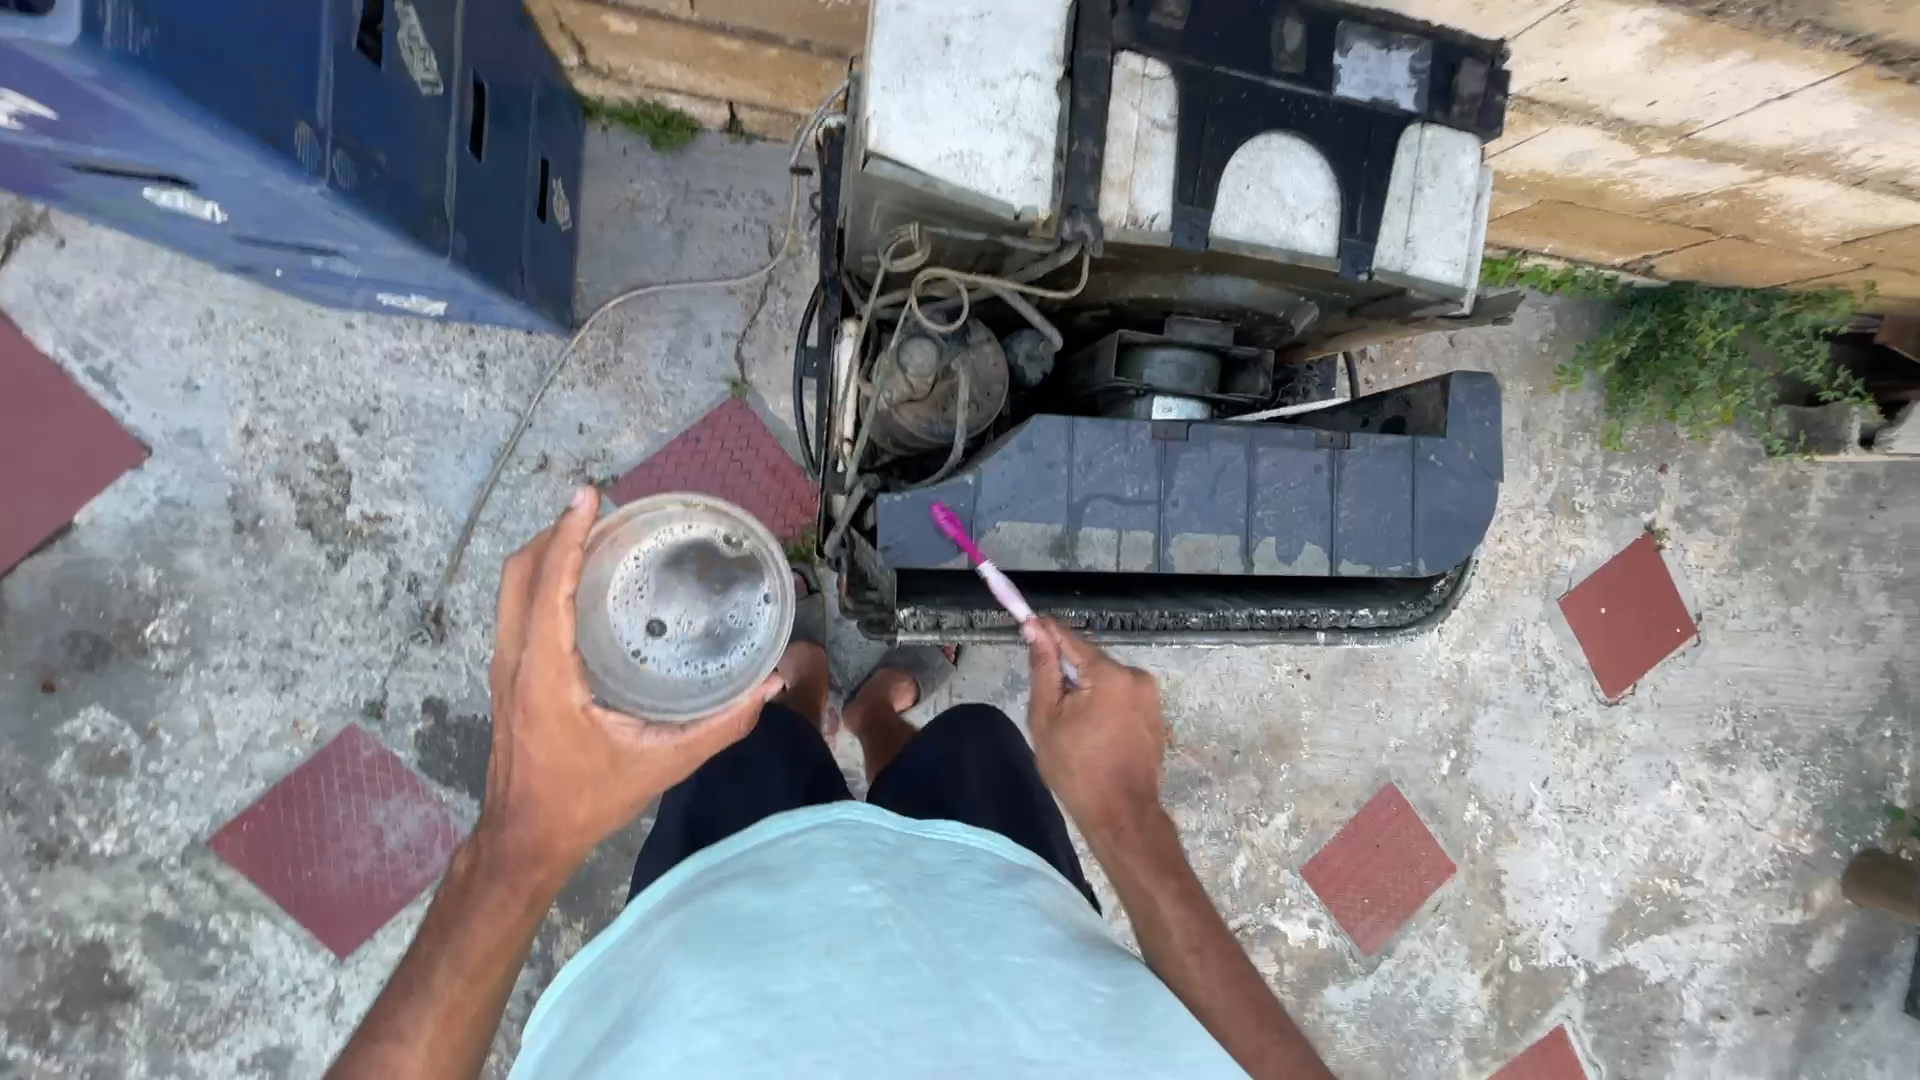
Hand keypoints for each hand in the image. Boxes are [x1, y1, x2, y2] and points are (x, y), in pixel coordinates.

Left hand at [476, 487, 781, 884]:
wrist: (525, 838)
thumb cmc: (589, 799)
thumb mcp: (664, 763)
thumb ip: (722, 724)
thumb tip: (773, 685)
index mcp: (546, 674)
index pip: (549, 587)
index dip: (567, 536)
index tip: (588, 497)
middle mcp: (517, 661)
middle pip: (518, 573)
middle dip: (554, 533)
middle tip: (603, 512)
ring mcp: (506, 667)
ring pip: (512, 588)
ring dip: (547, 553)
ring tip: (597, 537)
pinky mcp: (508, 676)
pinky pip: (519, 608)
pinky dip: (544, 580)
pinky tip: (584, 585)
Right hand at [1024, 618, 1166, 835]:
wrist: (1122, 815)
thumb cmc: (1076, 770)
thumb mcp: (1047, 717)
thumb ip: (1043, 669)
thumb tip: (1035, 630)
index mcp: (1110, 674)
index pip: (1070, 639)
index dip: (1045, 632)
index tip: (1025, 623)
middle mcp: (1136, 676)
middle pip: (1089, 659)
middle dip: (1066, 671)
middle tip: (1045, 700)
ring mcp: (1150, 695)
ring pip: (1104, 678)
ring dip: (1084, 689)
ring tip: (1068, 722)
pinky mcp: (1155, 713)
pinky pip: (1119, 695)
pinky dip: (1101, 703)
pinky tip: (1089, 730)